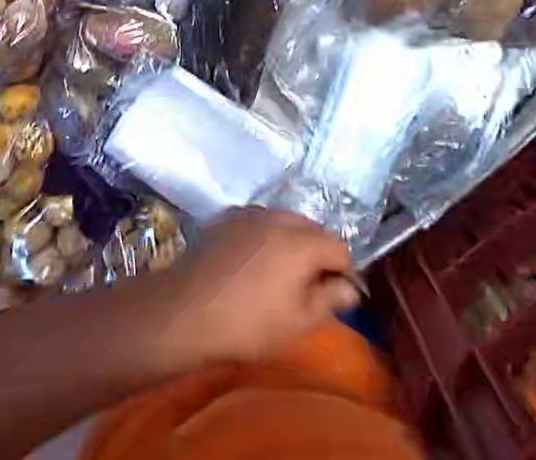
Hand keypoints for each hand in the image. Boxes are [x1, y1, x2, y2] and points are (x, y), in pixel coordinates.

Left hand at [136, 207, 359, 367]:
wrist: (186, 309)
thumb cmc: (249, 322)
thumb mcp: (299, 321)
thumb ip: (330, 299)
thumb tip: (349, 287)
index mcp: (301, 241)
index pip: (338, 247)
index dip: (344, 272)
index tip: (337, 295)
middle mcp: (278, 217)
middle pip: (312, 229)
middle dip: (318, 252)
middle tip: (310, 285)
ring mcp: (249, 212)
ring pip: (284, 221)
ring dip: (291, 240)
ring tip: (281, 272)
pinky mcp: (226, 216)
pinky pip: (258, 221)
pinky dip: (264, 235)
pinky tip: (253, 260)